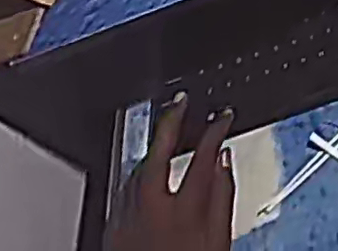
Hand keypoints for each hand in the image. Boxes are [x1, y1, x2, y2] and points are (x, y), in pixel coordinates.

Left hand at [106, 95, 235, 250]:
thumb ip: (224, 196)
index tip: (224, 117)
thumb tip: (225, 159)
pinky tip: (148, 167)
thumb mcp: (219, 241)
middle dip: (172, 118)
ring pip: (139, 166)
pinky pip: (126, 186)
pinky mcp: (113, 229)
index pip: (204, 153)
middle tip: (183, 100)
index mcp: (184, 209)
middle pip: (160, 149)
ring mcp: (128, 217)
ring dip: (155, 145)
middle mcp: (151, 208)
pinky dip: (140, 169)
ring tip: (169, 131)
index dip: (217, 128)